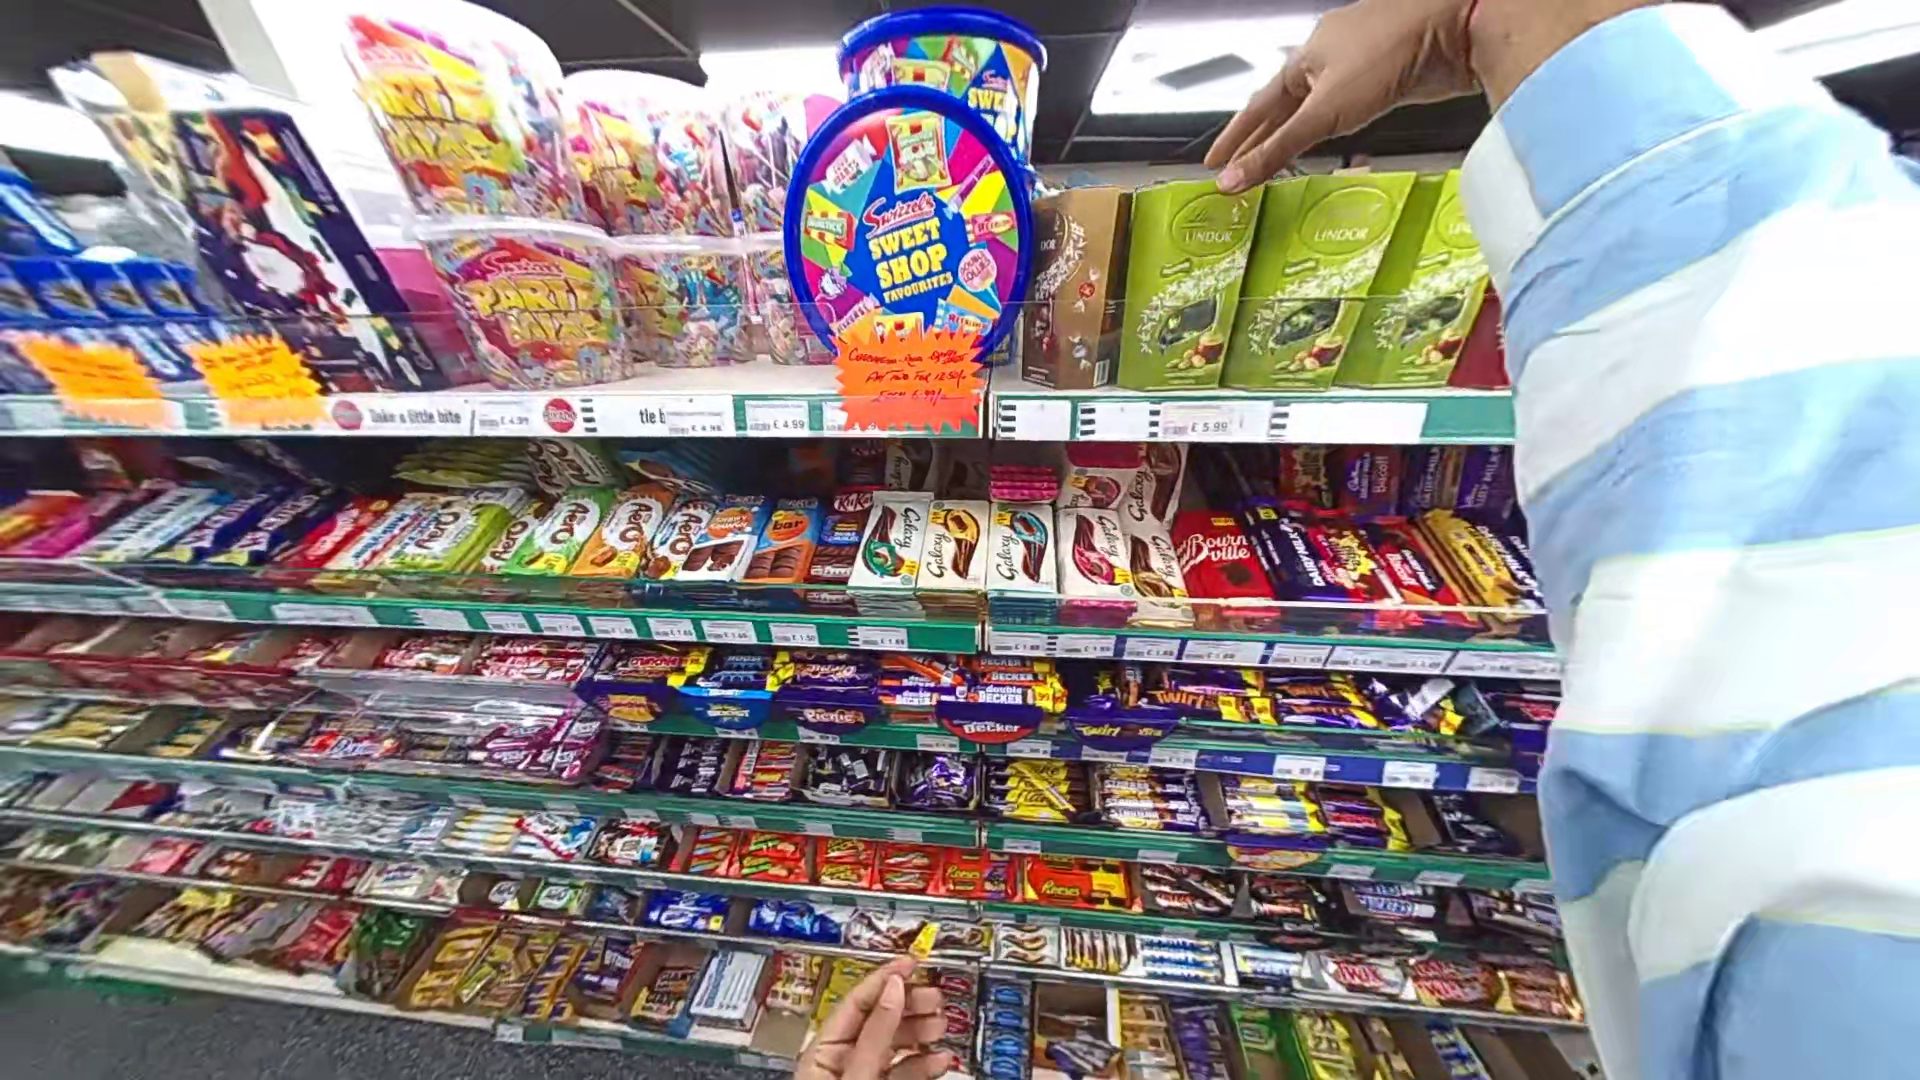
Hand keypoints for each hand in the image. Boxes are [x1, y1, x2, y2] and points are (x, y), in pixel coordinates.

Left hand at [794, 956, 952, 1079]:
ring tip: (942, 1026)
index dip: (886, 977)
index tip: (914, 962)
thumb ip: (876, 1034)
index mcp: (823, 1053)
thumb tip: (894, 986)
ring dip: (921, 1033)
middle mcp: (840, 1065)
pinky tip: (939, 1063)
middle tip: (937, 997)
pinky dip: (923, 1066)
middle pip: (880, 1019)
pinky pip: (902, 1075)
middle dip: (911, 1005)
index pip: (857, 1000)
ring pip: (895, 1046)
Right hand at [1206, 0, 1477, 191]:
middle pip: (1280, 107)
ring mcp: (1357, 62)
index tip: (1213, 162)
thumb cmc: (1390, 54)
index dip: (1234, 137)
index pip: (1256, 106)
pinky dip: (1320, 129)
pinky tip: (1318, 140)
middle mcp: (1327, 54)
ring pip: (1310, 107)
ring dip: (1288, 136)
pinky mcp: (1384, 73)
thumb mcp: (1322, 113)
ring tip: (1269, 162)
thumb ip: (1274, 151)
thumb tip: (1228, 184)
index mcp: (1306, 55)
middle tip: (1234, 170)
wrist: (1465, 22)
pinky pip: (1338, 108)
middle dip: (1256, 140)